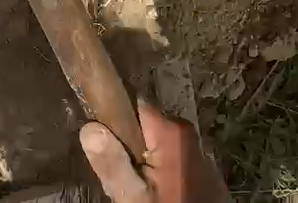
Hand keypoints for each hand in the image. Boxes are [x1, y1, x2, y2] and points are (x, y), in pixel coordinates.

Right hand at [80, 102, 229, 202]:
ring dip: (149, 165)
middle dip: (131, 150)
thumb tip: (89, 127)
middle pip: (146, 129)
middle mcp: (190, 134)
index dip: (116, 122)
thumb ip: (113, 163)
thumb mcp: (134, 198)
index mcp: (173, 131)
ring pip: (161, 148)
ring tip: (145, 193)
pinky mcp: (208, 175)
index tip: (108, 148)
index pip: (134, 105)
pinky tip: (164, 196)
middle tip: (127, 182)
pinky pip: (177, 163)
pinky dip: (167, 176)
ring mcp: (202, 155)